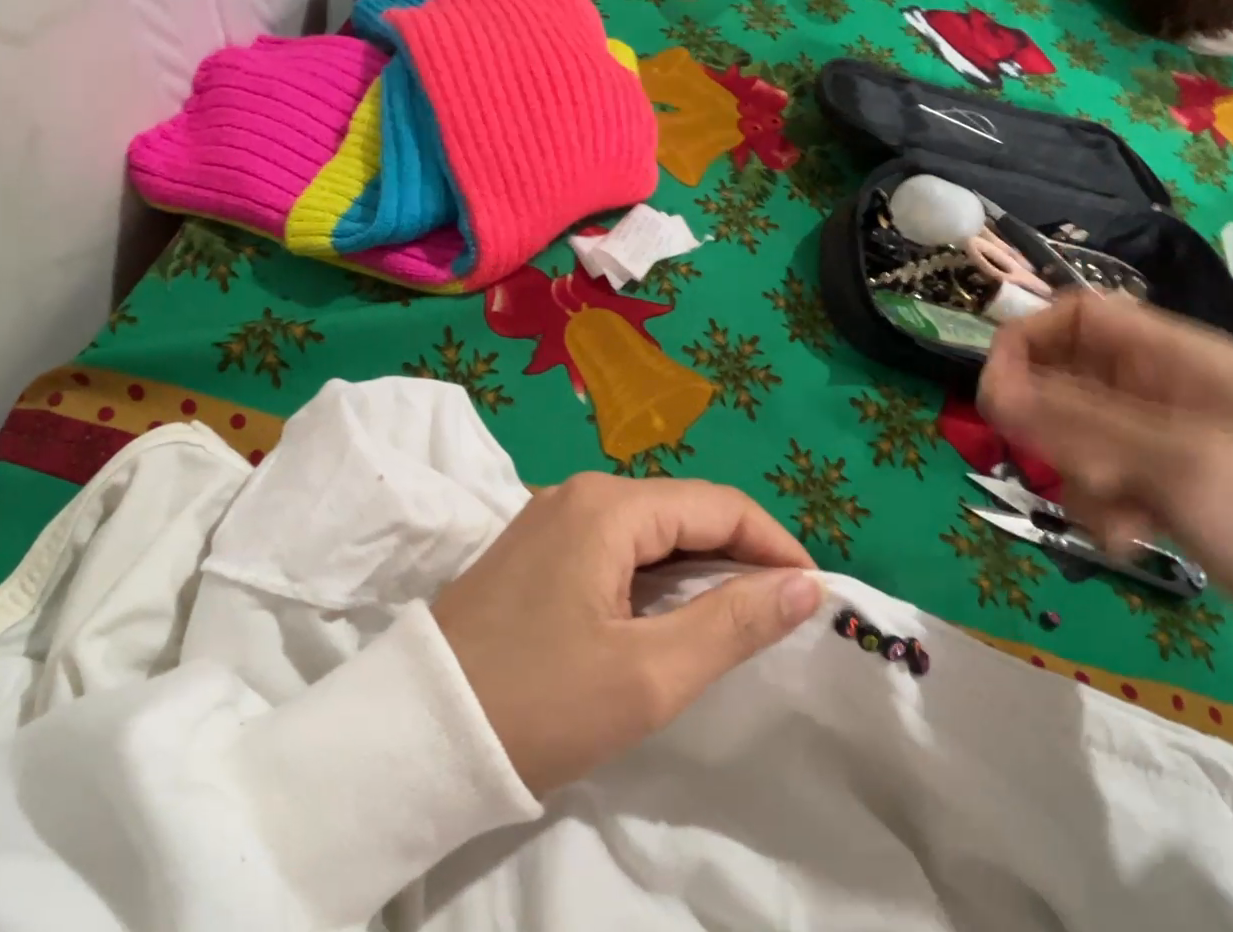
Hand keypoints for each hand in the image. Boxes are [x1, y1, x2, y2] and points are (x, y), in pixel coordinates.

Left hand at [431, 474, 822, 794]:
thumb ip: (734, 622)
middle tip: (779, 615)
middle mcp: (577, 495)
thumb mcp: (649, 675)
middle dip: (740, 556)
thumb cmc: (538, 705)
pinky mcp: (533, 553)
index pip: (719, 505)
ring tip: (737, 621)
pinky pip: (614, 550)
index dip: (775, 546)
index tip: (813, 597)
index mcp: (606, 507)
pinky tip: (670, 617)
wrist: (419, 737)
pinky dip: (656, 578)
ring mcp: (548, 520)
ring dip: (699, 569)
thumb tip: (805, 585)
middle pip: (684, 511)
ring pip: (650, 532)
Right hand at [977, 292, 1232, 641]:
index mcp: (1175, 357)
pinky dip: (1103, 511)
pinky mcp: (1168, 489)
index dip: (1025, 345)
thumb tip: (985, 388)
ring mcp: (1166, 442)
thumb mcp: (1181, 462)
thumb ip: (1078, 423)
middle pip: (1064, 382)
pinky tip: (1134, 541)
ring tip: (1122, 524)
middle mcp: (1163, 389)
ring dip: (1079, 483)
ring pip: (1076, 441)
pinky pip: (1103, 484)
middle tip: (1081, 474)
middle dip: (1053, 433)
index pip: (1074, 316)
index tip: (996, 400)